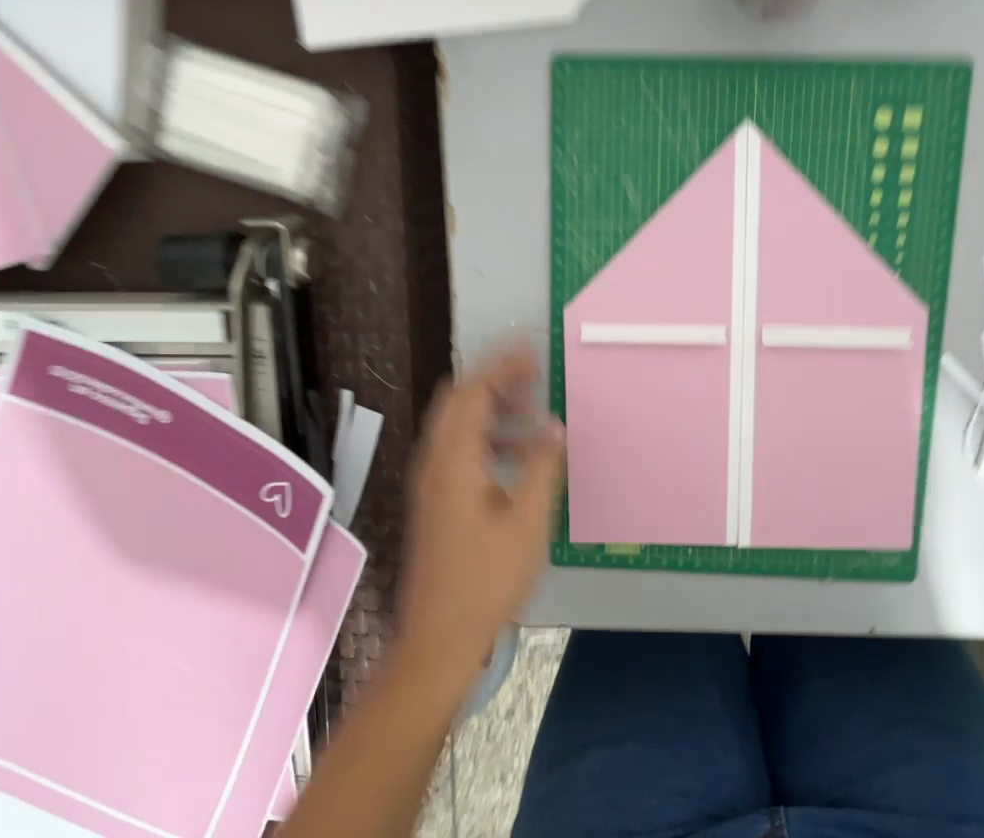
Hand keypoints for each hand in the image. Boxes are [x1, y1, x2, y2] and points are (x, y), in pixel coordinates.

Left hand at [395, 340, 564, 680]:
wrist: (439, 635)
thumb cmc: (488, 578)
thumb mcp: (528, 522)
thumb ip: (541, 466)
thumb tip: (553, 427)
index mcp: (454, 460)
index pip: (473, 392)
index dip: (502, 365)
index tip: (532, 349)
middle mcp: (434, 463)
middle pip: (457, 401)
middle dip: (494, 381)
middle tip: (532, 374)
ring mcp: (429, 484)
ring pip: (456, 427)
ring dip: (491, 411)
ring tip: (532, 416)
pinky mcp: (434, 503)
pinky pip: (456, 451)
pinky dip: (484, 439)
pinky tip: (515, 459)